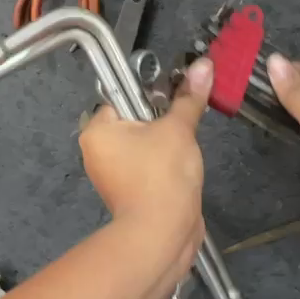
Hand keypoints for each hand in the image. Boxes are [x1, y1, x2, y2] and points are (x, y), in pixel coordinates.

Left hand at [80, 58, 211, 274]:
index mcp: (96, 131)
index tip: (172, 99)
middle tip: (180, 127)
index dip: (149, 96)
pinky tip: (180, 171)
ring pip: (143, 146)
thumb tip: (203, 65)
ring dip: (165, 145)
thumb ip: (189, 97)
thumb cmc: (161, 174)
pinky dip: (163, 166)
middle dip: (160, 123)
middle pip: (133, 121)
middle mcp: (96, 152)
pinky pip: (146, 168)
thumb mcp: (178, 128)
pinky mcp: (128, 193)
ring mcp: (110, 176)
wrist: (162, 233)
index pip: (121, 97)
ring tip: (182, 152)